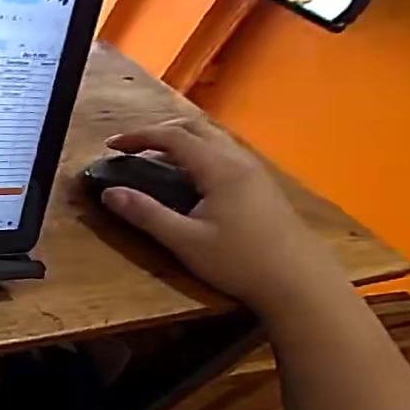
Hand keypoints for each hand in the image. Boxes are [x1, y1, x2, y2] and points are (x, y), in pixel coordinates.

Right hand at [101, 114, 348, 317]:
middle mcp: (239, 160)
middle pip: (195, 127)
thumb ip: (146, 214)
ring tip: (154, 157)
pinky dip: (196, 151)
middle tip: (131, 147)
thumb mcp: (185, 241)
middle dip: (159, 131)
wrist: (299, 282)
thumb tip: (110, 193)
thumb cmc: (239, 262)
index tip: (111, 145)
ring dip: (180, 139)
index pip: (173, 137)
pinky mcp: (260, 185)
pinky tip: (187, 176)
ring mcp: (254, 171)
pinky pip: (223, 152)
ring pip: (213, 138)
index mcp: (220, 168)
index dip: (139, 136)